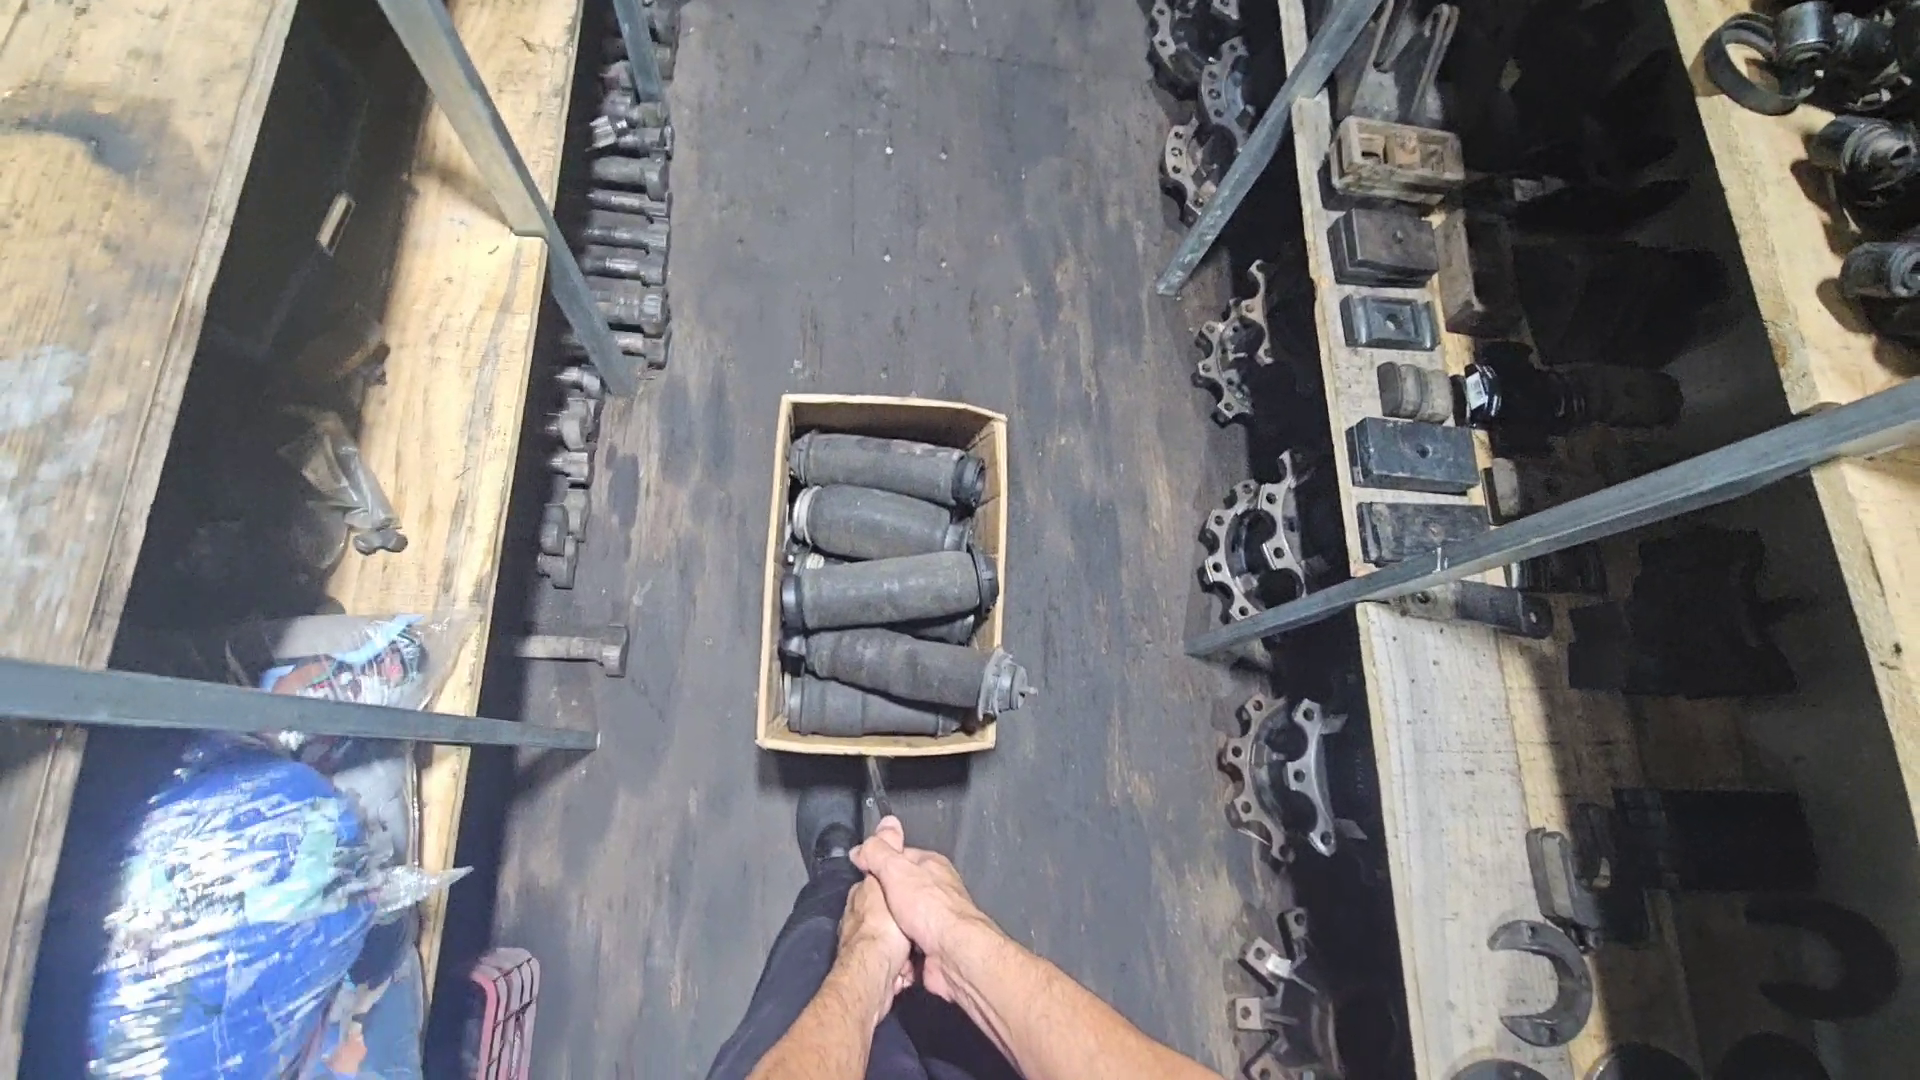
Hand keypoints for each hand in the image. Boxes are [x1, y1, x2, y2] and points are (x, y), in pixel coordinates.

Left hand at [837, 875, 913, 1022]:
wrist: (873, 974)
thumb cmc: (883, 926)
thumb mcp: (889, 883)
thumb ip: (886, 863)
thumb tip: (888, 839)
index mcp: (858, 896)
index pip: (880, 883)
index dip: (898, 887)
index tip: (913, 891)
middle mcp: (856, 920)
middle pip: (888, 914)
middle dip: (903, 921)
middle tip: (918, 924)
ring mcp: (861, 947)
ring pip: (892, 941)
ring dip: (904, 947)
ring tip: (915, 950)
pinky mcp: (870, 971)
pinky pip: (892, 964)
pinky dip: (900, 967)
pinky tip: (907, 969)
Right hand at [852, 817, 995, 999]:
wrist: (953, 954)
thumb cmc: (927, 906)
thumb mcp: (896, 870)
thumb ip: (877, 854)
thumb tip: (859, 848)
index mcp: (931, 865)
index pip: (898, 858)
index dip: (878, 866)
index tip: (861, 878)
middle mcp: (936, 890)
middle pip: (897, 892)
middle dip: (881, 904)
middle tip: (866, 911)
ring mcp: (935, 920)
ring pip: (900, 922)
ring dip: (888, 931)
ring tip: (874, 935)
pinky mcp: (932, 946)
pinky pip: (906, 946)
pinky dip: (896, 951)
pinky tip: (886, 953)